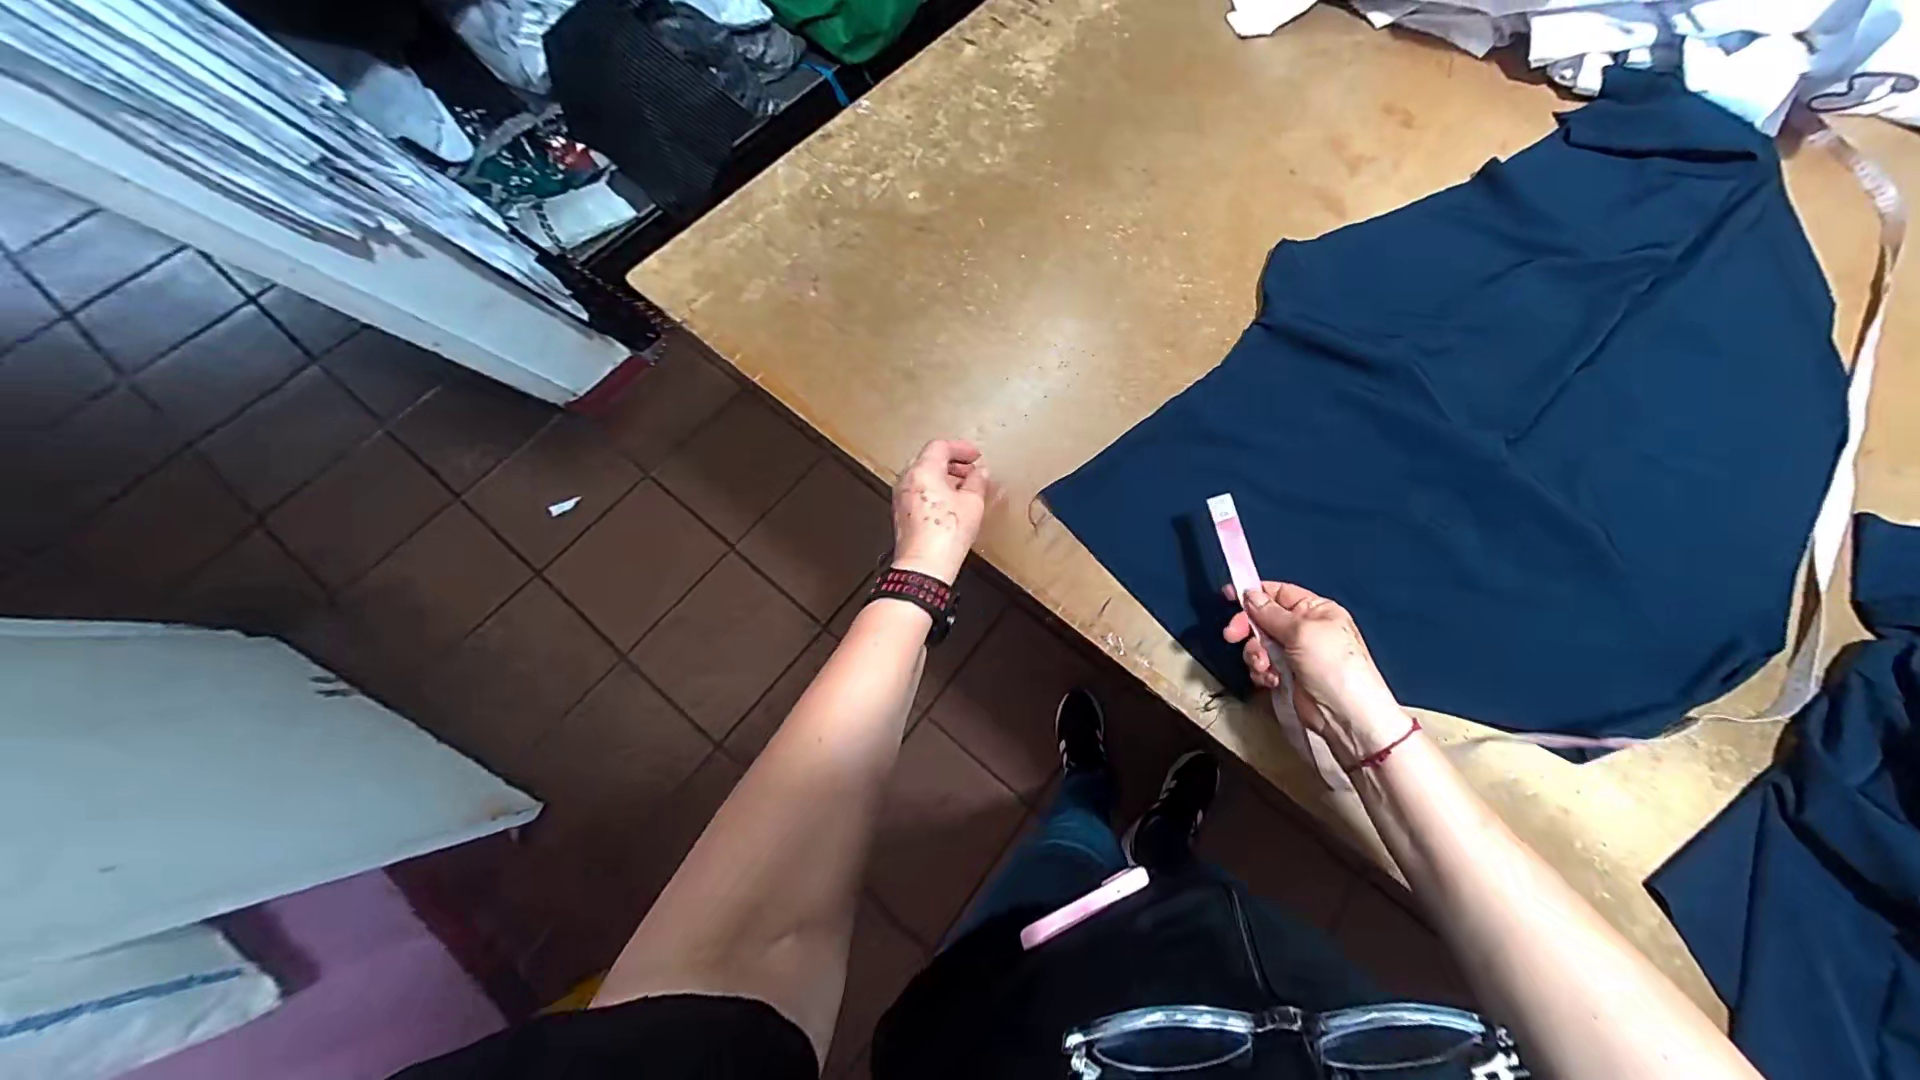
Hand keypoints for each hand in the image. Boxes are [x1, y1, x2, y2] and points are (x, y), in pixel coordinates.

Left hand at [890, 439, 989, 584]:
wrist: (924, 566)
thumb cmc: (944, 536)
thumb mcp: (972, 503)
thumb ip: (978, 482)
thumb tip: (980, 473)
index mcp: (923, 471)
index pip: (940, 446)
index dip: (960, 448)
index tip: (974, 455)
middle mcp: (907, 481)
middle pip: (929, 459)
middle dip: (952, 462)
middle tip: (970, 470)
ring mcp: (901, 498)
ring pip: (923, 476)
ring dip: (944, 477)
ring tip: (964, 488)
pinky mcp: (902, 514)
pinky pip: (918, 493)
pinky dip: (934, 491)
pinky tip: (950, 504)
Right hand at [1223, 581, 1409, 759]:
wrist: (1344, 715)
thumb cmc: (1333, 666)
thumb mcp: (1302, 631)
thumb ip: (1270, 612)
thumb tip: (1250, 594)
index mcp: (1315, 610)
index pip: (1278, 593)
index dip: (1254, 594)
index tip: (1230, 596)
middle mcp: (1303, 629)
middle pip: (1261, 619)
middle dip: (1247, 628)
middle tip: (1233, 635)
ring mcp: (1293, 653)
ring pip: (1257, 643)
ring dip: (1255, 654)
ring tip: (1266, 667)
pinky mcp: (1284, 674)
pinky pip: (1261, 665)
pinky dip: (1261, 672)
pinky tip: (1272, 680)